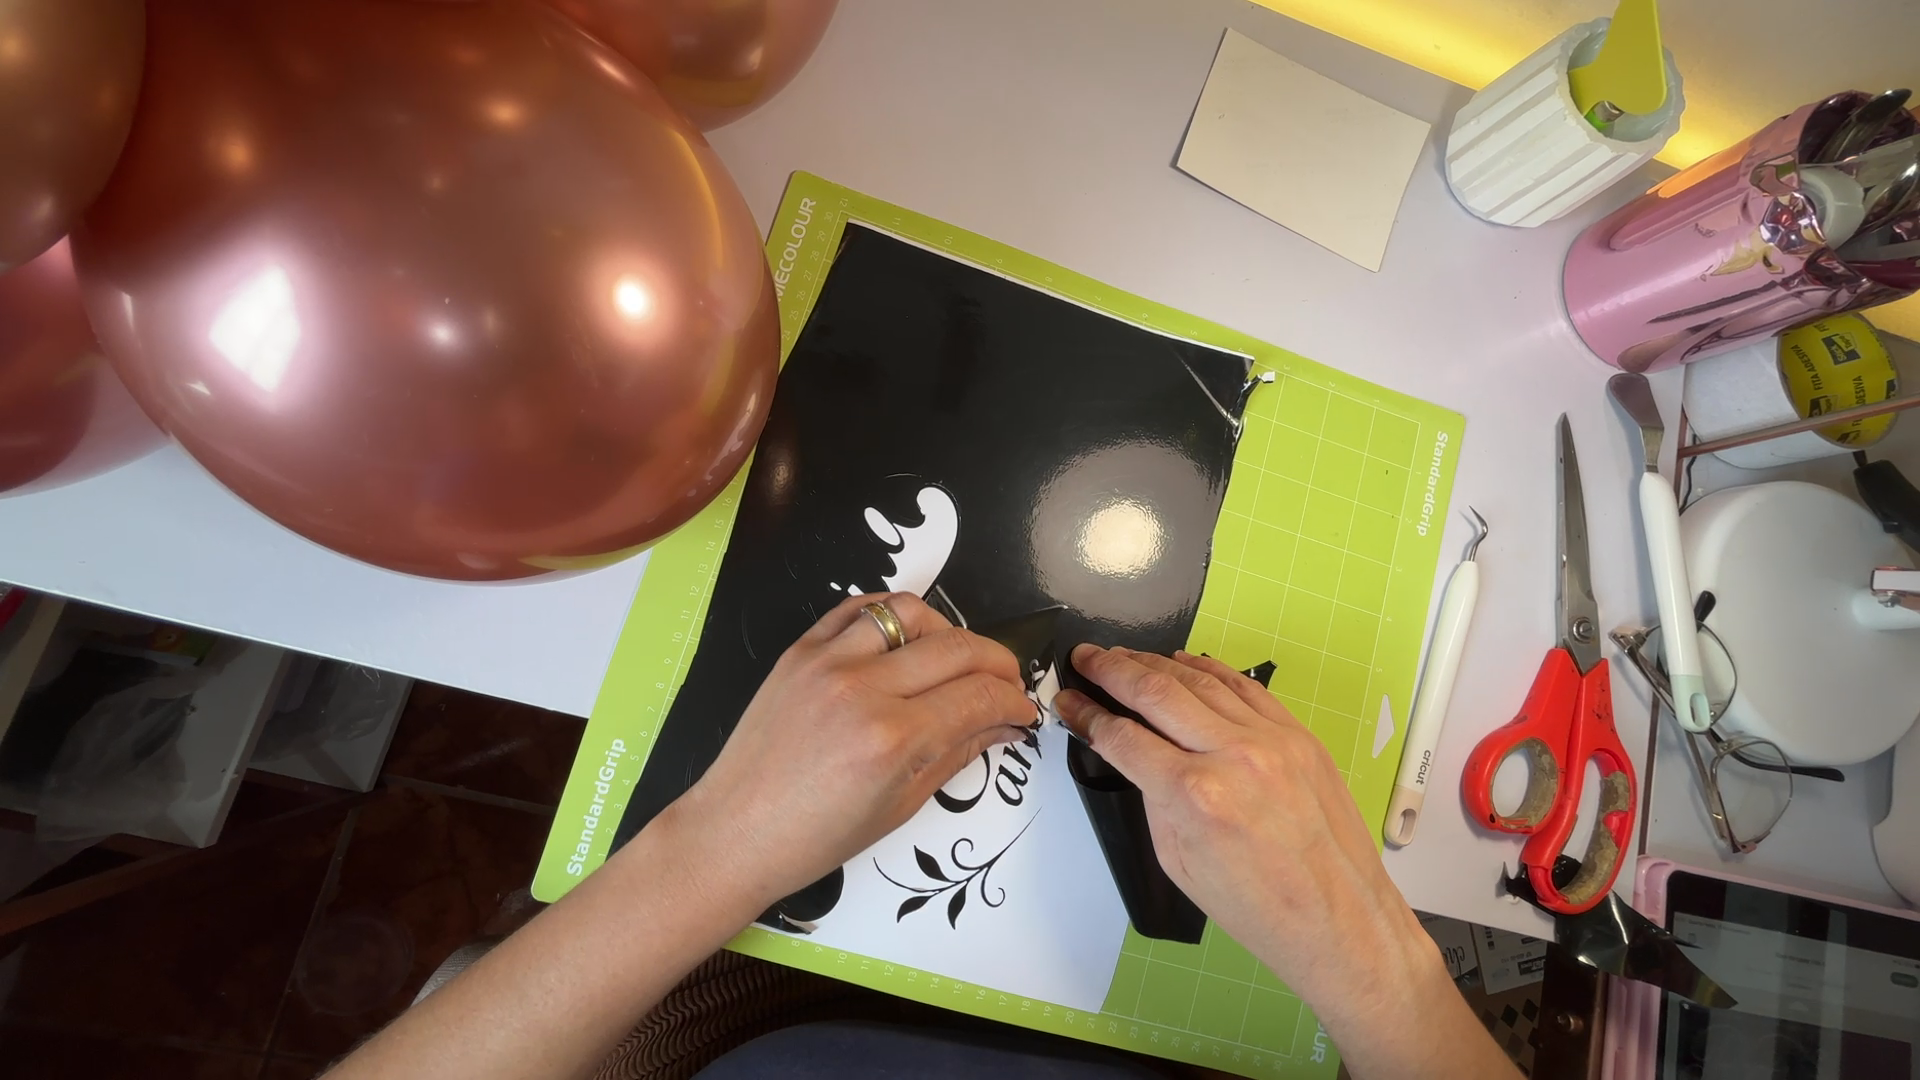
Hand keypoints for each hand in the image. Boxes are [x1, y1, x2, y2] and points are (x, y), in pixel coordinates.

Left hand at [661, 593, 1036, 911]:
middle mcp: (863, 688)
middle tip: (1006, 683)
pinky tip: (905, 636)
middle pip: (956, 647)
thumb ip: (959, 752)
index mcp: (892, 738)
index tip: (1021, 711)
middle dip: (998, 664)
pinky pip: (857, 608)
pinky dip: (891, 613)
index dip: (1013, 701)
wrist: (735, 831)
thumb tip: (1006, 724)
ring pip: (910, 611)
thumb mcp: (902, 804)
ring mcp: (827, 661)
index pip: (978, 696)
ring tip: (954, 658)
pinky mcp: (800, 649)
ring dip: (948, 630)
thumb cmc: (819, 836)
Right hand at [1055, 646, 1512, 1079]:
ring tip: (1122, 655)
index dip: (1087, 715)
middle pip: (1154, 692)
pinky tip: (1178, 661)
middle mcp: (1230, 754)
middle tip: (1085, 656)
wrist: (1342, 924)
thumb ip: (1153, 794)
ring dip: (1152, 662)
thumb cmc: (1253, 908)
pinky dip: (1205, 668)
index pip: (1122, 737)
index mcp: (1193, 795)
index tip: (1067, 700)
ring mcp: (1270, 738)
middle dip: (1111, 669)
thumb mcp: (1177, 859)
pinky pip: (1242, 685)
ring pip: (1197, 680)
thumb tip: (1134, 750)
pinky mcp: (1298, 733)